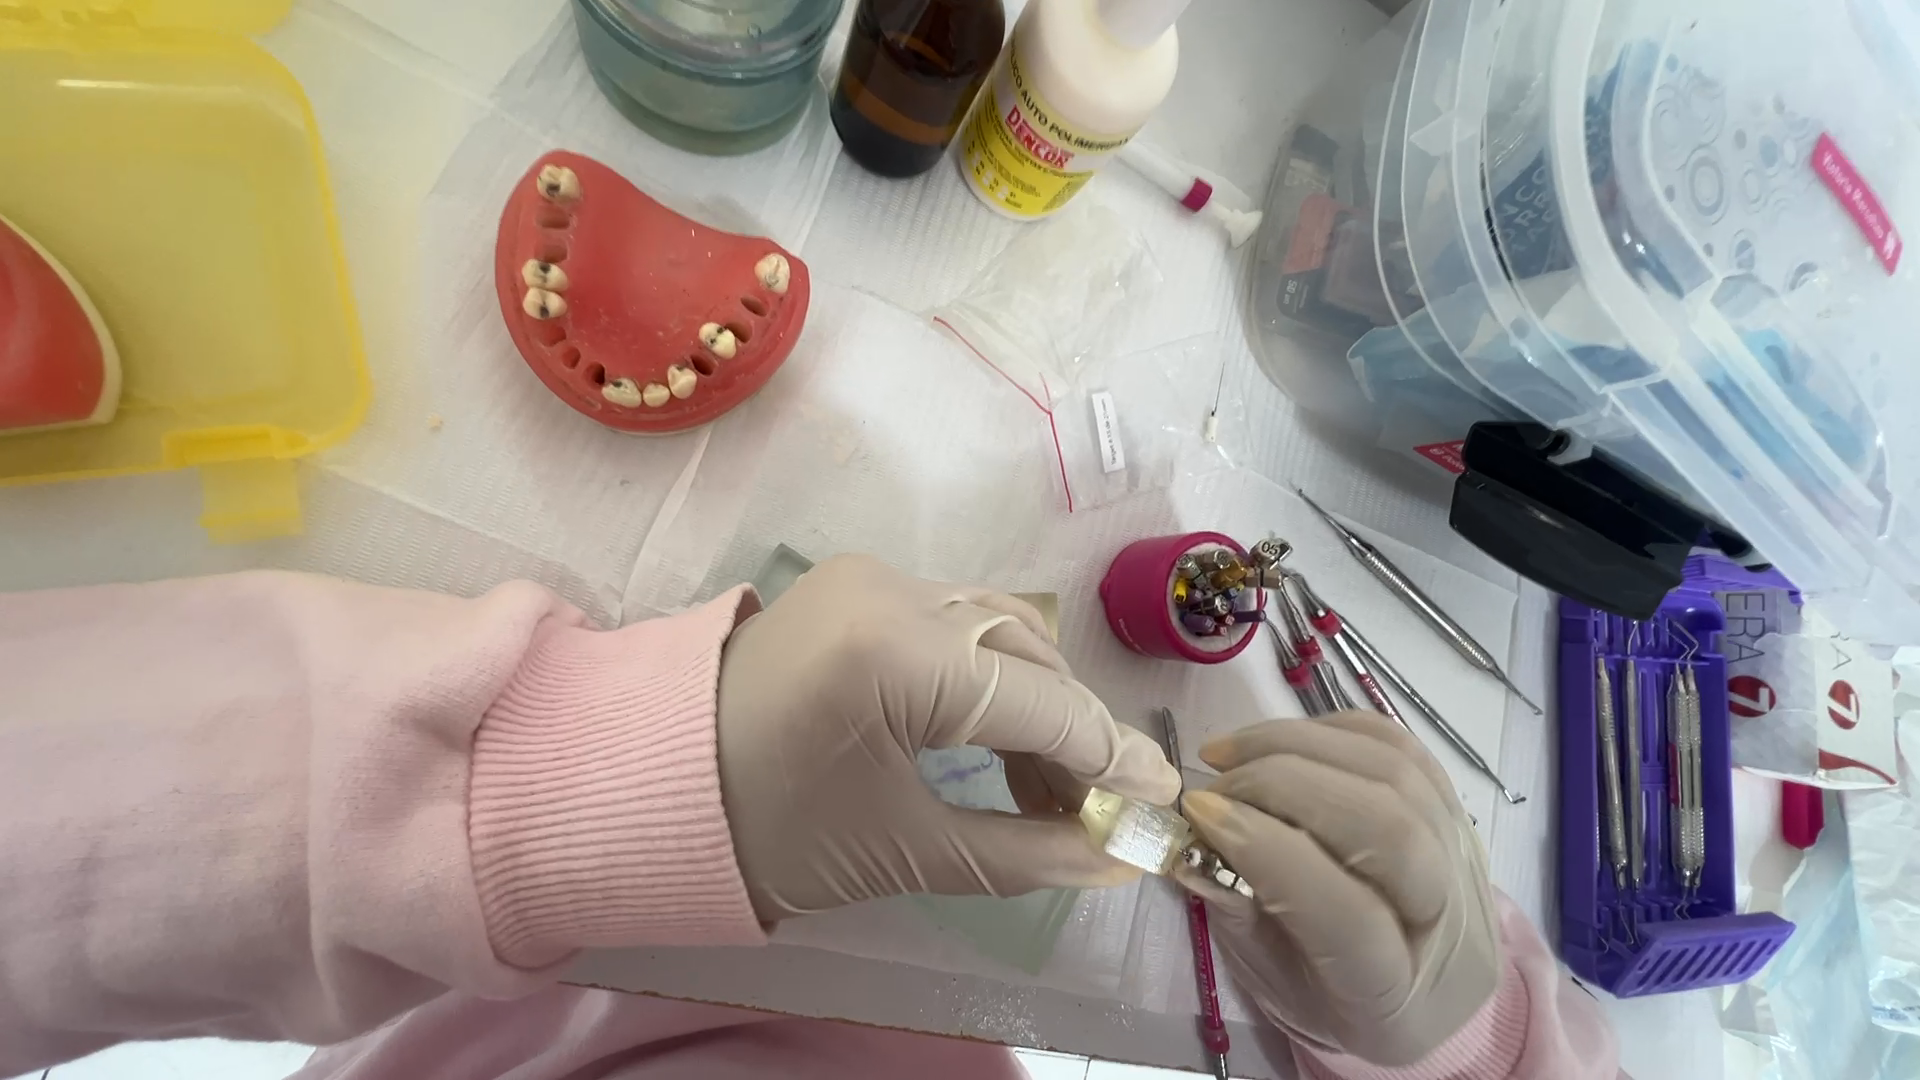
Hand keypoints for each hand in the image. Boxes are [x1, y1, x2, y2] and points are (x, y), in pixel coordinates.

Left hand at [716, 555, 1180, 921]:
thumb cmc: (766, 831)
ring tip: (1052, 782)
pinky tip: (1001, 734)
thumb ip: (1023, 853)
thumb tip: (1115, 858)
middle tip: (1098, 805)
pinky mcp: (860, 583)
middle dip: (1070, 730)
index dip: (1105, 752)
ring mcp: (872, 576)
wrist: (653, 781)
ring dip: (1032, 700)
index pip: (1033, 700)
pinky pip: (955, 622)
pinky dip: (988, 676)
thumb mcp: (901, 851)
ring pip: (995, 630)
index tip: (1160, 794)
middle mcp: (891, 588)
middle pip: (1022, 654)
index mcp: (892, 650)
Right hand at [1178, 712, 1500, 1066]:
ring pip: (1393, 771)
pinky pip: (1397, 743)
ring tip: (1229, 753)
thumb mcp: (1268, 974)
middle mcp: (1450, 922)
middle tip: (1216, 784)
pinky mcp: (1454, 807)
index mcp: (1395, 994)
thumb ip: (1235, 911)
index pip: (1349, 915)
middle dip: (1281, 784)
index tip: (1199, 812)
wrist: (1412, 988)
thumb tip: (1196, 840)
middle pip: (1387, 828)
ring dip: (1295, 743)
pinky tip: (1276, 742)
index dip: (1268, 849)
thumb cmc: (1323, 988)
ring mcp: (1463, 855)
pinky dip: (1327, 729)